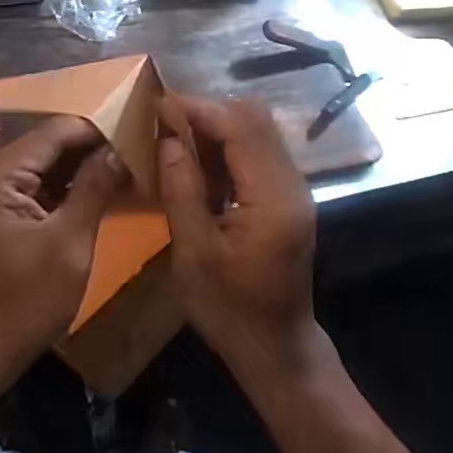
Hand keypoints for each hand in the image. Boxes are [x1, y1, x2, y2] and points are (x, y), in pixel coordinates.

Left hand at [0, 115, 123, 374]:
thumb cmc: (23, 303)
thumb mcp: (68, 245)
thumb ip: (93, 189)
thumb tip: (118, 151)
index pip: (53, 132)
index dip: (96, 130)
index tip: (135, 132)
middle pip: (45, 146)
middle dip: (89, 149)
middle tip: (136, 152)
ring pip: (39, 167)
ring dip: (77, 169)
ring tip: (123, 168)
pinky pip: (30, 188)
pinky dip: (60, 189)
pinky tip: (94, 188)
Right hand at [157, 94, 323, 374]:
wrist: (275, 348)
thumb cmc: (230, 309)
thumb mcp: (194, 255)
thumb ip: (181, 191)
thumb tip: (168, 139)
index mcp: (273, 199)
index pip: (241, 129)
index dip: (199, 109)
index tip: (159, 104)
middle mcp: (292, 185)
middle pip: (256, 120)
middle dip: (208, 111)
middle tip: (164, 122)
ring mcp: (293, 189)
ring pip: (258, 131)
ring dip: (216, 127)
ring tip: (175, 139)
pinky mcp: (286, 197)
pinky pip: (257, 152)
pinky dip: (226, 146)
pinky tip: (197, 163)